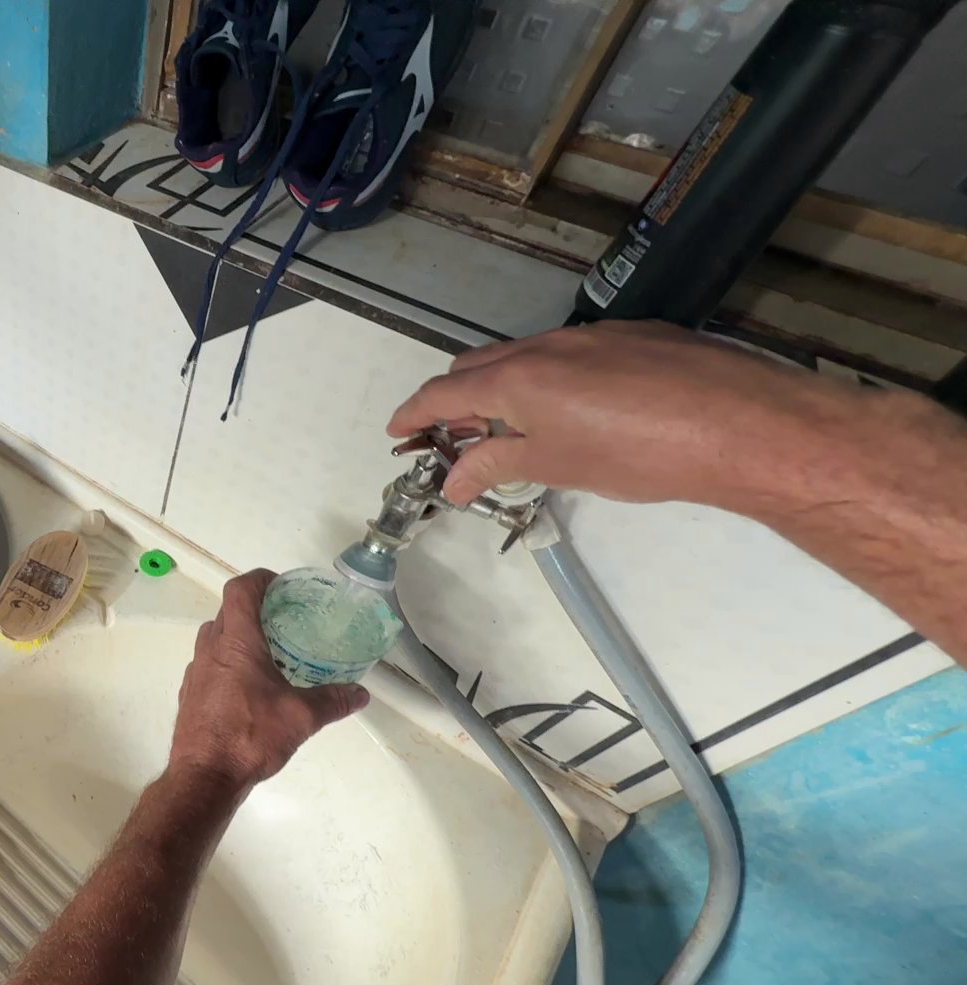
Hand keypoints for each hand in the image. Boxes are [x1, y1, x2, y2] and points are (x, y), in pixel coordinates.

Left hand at [169, 570, 368, 792]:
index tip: (280, 585)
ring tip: (270, 652)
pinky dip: (228, 660)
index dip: (259, 579)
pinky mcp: (191, 692)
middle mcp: (210, 649)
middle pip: (227, 611)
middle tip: (283, 619)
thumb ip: (333, 700)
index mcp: (236, 642)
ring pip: (215, 637)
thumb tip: (360, 693)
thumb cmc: (249, 735)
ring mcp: (196, 670)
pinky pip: (209, 663)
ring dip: (239, 635)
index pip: (240, 590)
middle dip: (253, 608)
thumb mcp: (301, 716)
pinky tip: (249, 685)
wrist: (204, 774)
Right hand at [386, 320, 890, 513]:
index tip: (396, 433)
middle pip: (474, 365)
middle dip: (451, 398)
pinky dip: (547, 377)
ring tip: (511, 425)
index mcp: (516, 378)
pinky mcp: (639, 335)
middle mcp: (546, 346)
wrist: (752, 429)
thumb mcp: (553, 466)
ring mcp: (594, 335)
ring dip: (499, 386)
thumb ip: (493, 466)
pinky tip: (576, 407)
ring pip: (522, 354)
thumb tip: (453, 483)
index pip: (442, 393)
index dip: (412, 414)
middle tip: (453, 436)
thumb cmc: (637, 455)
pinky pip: (569, 351)